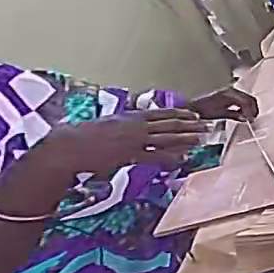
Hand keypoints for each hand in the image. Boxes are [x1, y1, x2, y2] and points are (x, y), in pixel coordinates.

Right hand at [29, 108, 207, 175]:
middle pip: (169, 124)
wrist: (65, 147)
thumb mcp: (104, 125)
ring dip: (186, 138)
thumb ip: (120, 125)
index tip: (193, 115)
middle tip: (207, 126)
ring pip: (167, 138)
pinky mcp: (129, 155)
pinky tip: (182, 159)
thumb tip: (126, 126)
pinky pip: (155, 156)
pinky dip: (170, 157)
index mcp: (129, 117)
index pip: (160, 114)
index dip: (179, 114)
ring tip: (202, 138)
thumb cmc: (79, 137)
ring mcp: (134, 140)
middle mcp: (135, 126)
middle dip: (190, 125)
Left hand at [189, 87, 258, 122]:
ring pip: (246, 98)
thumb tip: (245, 118)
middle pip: (249, 99)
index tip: (251, 119)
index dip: (252, 112)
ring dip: (250, 107)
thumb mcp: (220, 114)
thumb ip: (235, 115)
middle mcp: (231, 90)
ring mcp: (230, 91)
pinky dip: (245, 105)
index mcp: (230, 94)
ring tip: (249, 116)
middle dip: (253, 109)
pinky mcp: (227, 93)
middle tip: (253, 118)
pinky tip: (242, 112)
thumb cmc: (203, 110)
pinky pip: (241, 98)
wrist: (191, 105)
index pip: (247, 102)